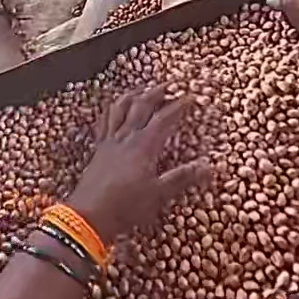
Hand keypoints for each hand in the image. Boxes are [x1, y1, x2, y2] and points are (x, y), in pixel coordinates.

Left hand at [65, 85, 207, 243]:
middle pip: (141, 107)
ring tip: (140, 90)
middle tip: (168, 85)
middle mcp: (126, 138)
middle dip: (156, 93)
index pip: (164, 118)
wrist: (89, 214)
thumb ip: (182, 178)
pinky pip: (104, 122)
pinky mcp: (98, 149)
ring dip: (132, 96)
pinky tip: (112, 110)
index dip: (178, 106)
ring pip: (120, 110)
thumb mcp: (158, 194)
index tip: (190, 97)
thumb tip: (209, 166)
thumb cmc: (126, 206)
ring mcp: (110, 142)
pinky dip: (111, 111)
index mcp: (143, 146)